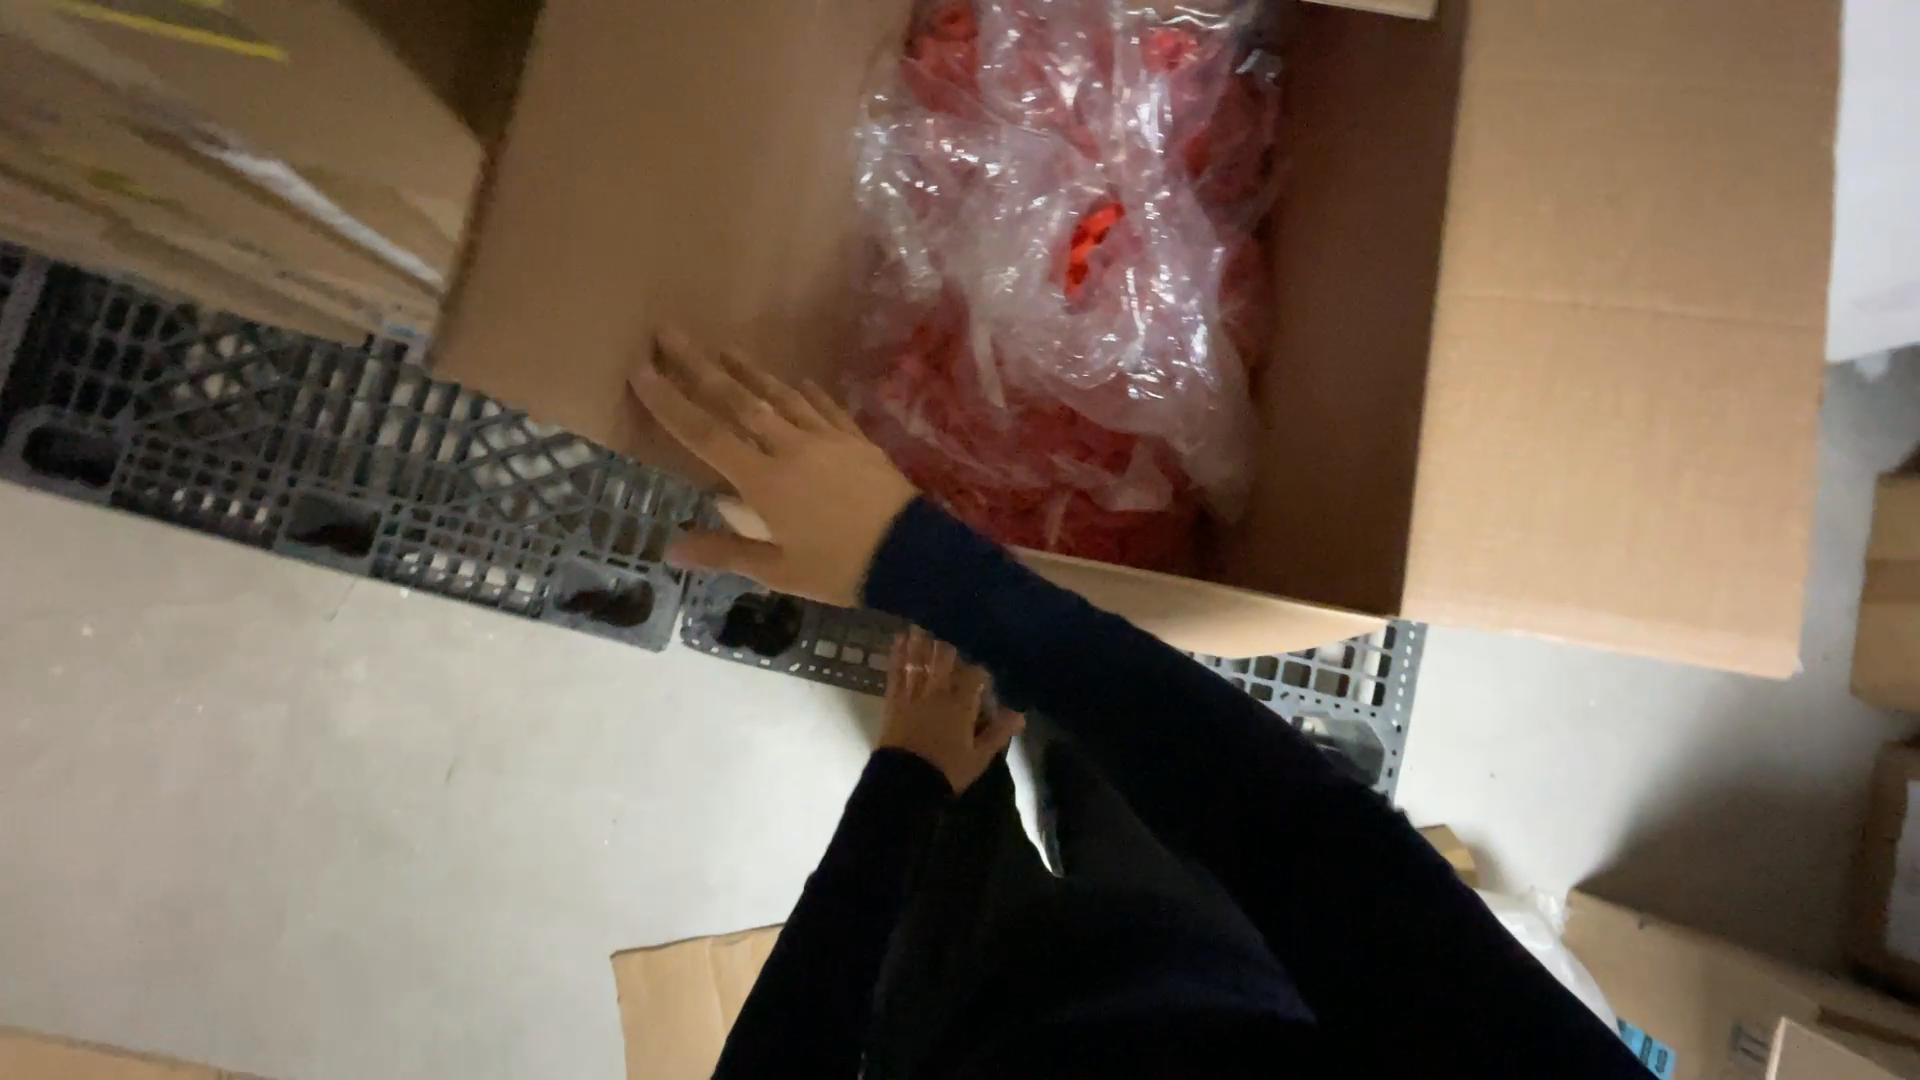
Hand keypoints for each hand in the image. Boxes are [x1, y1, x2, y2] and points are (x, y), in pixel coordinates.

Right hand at [627, 330, 919, 607]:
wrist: (910, 553)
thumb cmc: (840, 568)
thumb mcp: (779, 571)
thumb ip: (726, 553)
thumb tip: (670, 547)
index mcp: (764, 481)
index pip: (706, 436)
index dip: (671, 403)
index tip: (642, 370)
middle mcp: (790, 448)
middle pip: (738, 401)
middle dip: (700, 367)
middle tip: (670, 334)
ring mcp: (828, 439)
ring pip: (782, 397)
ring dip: (751, 372)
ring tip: (726, 349)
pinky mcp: (857, 441)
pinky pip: (827, 409)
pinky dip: (809, 393)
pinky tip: (801, 381)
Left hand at [880, 628, 1024, 793]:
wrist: (905, 782)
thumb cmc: (946, 770)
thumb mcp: (979, 756)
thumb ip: (999, 733)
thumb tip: (1021, 714)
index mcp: (962, 705)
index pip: (975, 674)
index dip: (980, 660)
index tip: (985, 648)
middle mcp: (938, 693)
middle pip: (946, 660)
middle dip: (950, 640)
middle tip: (951, 618)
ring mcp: (914, 694)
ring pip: (920, 660)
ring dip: (923, 639)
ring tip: (924, 618)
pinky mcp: (894, 700)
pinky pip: (897, 672)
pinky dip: (898, 654)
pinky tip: (900, 638)